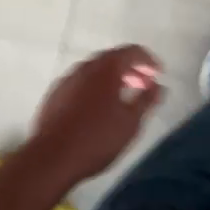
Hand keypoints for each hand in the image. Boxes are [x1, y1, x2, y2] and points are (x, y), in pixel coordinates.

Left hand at [20, 45, 164, 186]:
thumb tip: (158, 85)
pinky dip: (93, 88)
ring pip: (94, 71)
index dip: (148, 60)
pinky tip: (96, 109)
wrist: (51, 158)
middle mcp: (86, 66)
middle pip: (112, 58)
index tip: (158, 74)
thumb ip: (147, 100)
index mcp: (107, 68)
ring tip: (121, 98)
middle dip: (130, 69)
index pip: (133, 51)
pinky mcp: (54, 95)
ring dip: (111, 79)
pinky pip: (80, 83)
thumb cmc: (97, 139)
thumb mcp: (131, 122)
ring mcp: (67, 79)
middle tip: (142, 86)